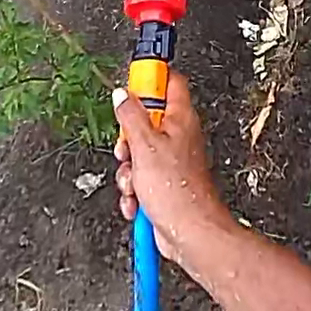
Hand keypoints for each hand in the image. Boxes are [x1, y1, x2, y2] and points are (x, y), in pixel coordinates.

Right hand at [113, 72, 231, 260]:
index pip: (169, 81)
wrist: (189, 231)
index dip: (150, 79)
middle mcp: (179, 133)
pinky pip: (141, 176)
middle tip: (128, 149)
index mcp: (180, 117)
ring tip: (135, 181)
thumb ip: (131, 117)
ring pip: (139, 151)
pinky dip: (134, 189)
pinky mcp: (165, 180)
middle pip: (146, 119)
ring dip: (129, 170)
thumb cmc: (177, 190)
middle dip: (128, 138)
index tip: (132, 86)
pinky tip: (138, 201)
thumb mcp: (144, 146)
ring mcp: (172, 157)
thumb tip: (122, 94)